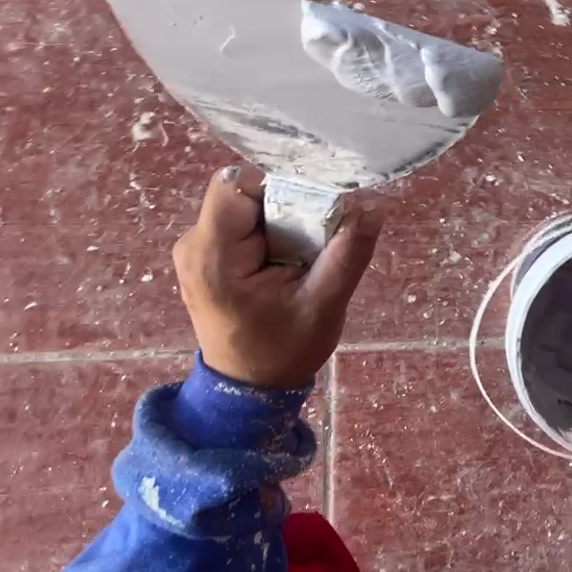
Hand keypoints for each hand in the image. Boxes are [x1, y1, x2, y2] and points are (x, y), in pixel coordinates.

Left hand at [172, 165, 384, 388]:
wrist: (250, 387)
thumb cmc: (282, 351)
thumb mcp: (324, 304)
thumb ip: (348, 254)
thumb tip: (375, 207)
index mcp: (213, 256)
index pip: (237, 185)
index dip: (281, 184)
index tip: (317, 207)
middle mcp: (196, 243)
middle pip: (247, 193)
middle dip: (290, 205)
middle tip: (322, 234)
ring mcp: (200, 247)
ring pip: (250, 204)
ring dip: (286, 218)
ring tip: (310, 250)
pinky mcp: (210, 253)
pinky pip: (248, 220)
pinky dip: (278, 229)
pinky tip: (296, 256)